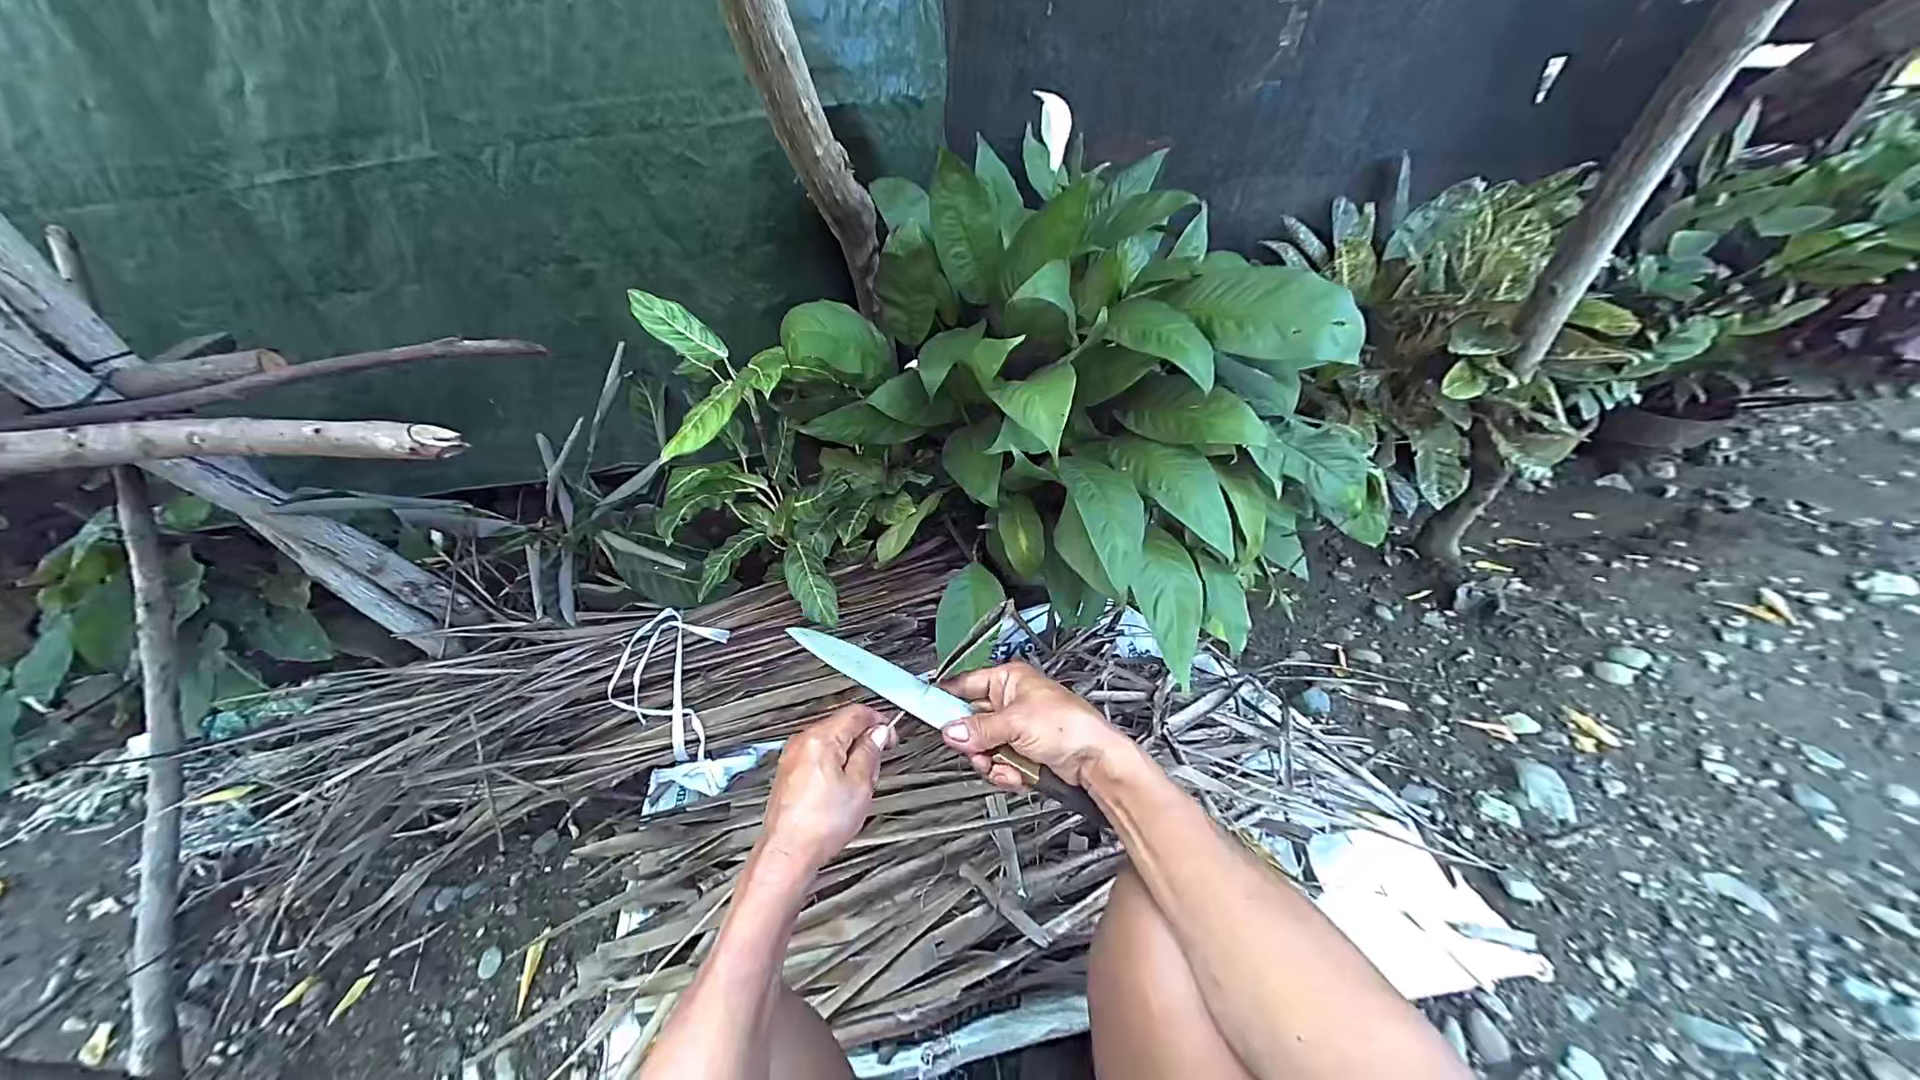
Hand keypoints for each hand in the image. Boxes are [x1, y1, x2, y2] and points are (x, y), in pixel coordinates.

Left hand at [760, 704, 893, 874]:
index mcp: (821, 739)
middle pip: (842, 725)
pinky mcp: (788, 772)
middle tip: (877, 760)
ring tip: (858, 782)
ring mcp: (792, 757)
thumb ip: (870, 753)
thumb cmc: (818, 826)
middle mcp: (803, 742)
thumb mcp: (860, 786)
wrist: (787, 854)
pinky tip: (839, 789)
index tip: (889, 733)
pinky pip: (817, 756)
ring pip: (830, 741)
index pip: (856, 713)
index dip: (878, 721)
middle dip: (863, 739)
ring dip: (849, 752)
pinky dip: (833, 764)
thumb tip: (877, 734)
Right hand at [939, 661, 1129, 788]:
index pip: (965, 684)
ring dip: (990, 760)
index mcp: (1009, 680)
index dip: (947, 698)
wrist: (1096, 760)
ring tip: (1004, 762)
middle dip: (974, 741)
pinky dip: (1005, 772)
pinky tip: (1017, 773)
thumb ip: (979, 728)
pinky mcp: (1023, 752)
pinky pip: (998, 763)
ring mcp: (1016, 728)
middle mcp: (1010, 701)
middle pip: (971, 721)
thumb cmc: (1070, 726)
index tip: (928, 710)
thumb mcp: (1016, 722)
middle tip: (976, 747)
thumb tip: (951, 730)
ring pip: (982, 746)